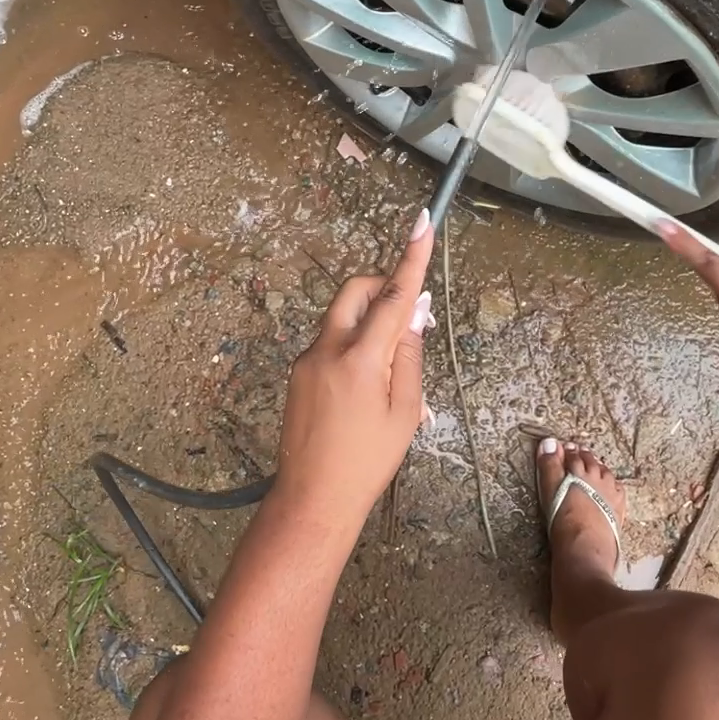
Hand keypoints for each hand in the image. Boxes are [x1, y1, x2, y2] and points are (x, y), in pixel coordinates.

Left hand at [275, 209, 436, 518]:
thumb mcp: (404, 411)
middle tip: (407, 315)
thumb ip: (408, 354)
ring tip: (389, 368)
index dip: (411, 257)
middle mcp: (327, 348)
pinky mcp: (297, 371)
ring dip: (368, 320)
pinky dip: (353, 344)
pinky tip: (363, 387)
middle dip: (382, 288)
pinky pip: (330, 341)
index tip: (421, 221)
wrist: (313, 497)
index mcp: (360, 359)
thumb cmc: (368, 461)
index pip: (393, 296)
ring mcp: (306, 358)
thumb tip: (414, 312)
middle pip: (355, 291)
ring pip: (341, 316)